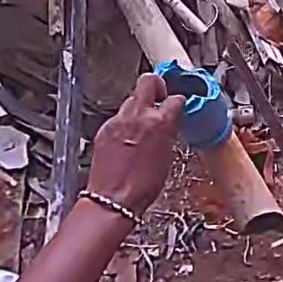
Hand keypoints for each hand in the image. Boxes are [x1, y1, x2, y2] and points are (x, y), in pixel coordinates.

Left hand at [85, 73, 183, 213]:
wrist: (114, 200)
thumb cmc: (143, 185)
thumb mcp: (168, 154)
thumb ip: (169, 130)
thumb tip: (170, 120)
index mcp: (160, 122)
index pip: (175, 98)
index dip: (178, 101)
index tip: (177, 105)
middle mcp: (138, 116)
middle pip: (147, 81)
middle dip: (156, 85)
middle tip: (160, 95)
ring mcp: (118, 121)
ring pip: (131, 99)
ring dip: (139, 106)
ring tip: (143, 122)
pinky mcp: (104, 129)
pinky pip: (118, 117)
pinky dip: (125, 121)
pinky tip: (129, 137)